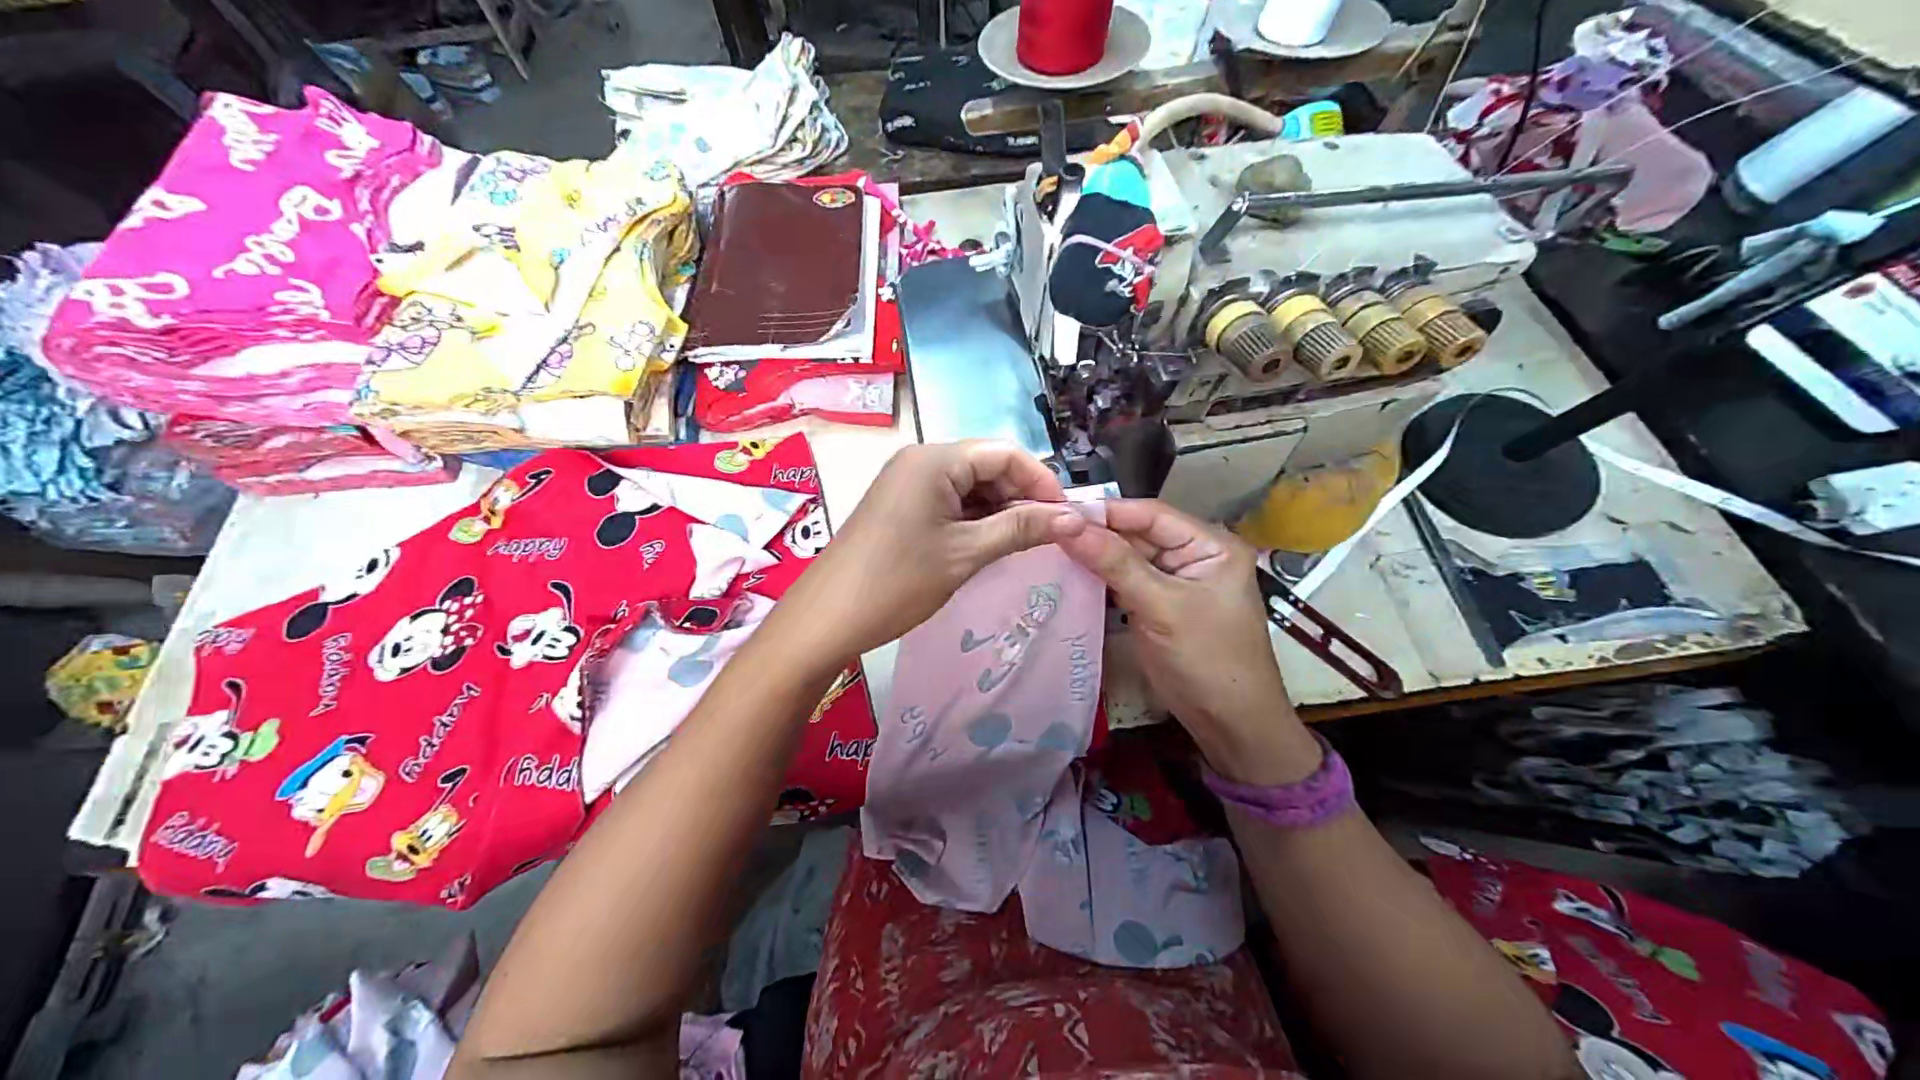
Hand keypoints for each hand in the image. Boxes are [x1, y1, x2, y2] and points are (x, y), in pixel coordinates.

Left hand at [775, 441, 1088, 664]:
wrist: (829, 616)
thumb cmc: (898, 581)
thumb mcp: (966, 554)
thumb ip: (1022, 529)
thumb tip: (1073, 518)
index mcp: (935, 459)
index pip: (1006, 452)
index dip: (1041, 481)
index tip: (1066, 517)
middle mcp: (921, 459)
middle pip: (988, 465)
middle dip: (1021, 496)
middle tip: (1048, 536)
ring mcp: (908, 481)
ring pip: (970, 485)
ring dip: (999, 510)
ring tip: (1023, 544)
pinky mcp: (901, 503)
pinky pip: (949, 500)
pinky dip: (974, 519)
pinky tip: (990, 544)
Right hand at [1053, 499, 1321, 783]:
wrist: (1231, 724)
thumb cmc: (1207, 659)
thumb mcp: (1160, 606)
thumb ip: (1114, 563)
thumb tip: (1068, 525)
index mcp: (1211, 545)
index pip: (1151, 515)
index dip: (1106, 512)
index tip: (1060, 511)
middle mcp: (1195, 555)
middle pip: (1138, 534)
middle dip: (1097, 534)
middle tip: (1047, 530)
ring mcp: (1176, 582)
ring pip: (1128, 558)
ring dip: (1095, 556)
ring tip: (1051, 547)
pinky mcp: (1160, 606)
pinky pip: (1126, 582)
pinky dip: (1101, 580)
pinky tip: (1070, 574)